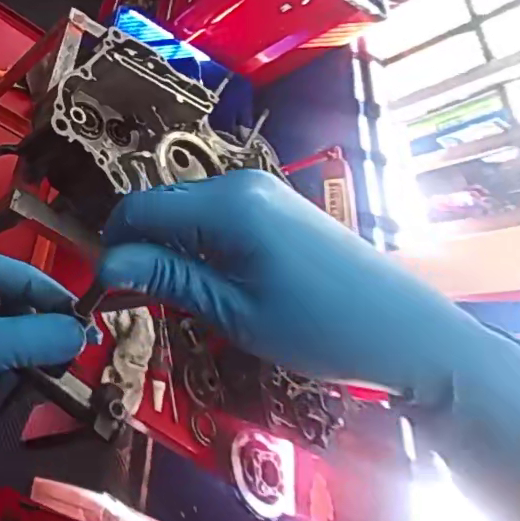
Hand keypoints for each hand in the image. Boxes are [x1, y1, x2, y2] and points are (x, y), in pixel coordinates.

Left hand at [0, 241, 92, 470]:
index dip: (60, 303)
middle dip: (40, 329)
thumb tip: (82, 334)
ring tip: (43, 372)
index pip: (25, 275)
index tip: (94, 332)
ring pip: (1, 322)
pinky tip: (5, 377)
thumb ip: (28, 339)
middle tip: (72, 362)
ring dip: (20, 347)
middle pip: (15, 298)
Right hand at [95, 170, 519, 481]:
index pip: (138, 209)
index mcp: (226, 204)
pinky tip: (205, 278)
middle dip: (137, 248)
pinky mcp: (274, 205)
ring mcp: (259, 190)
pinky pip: (212, 215)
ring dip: (164, 248)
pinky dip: (194, 244)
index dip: (113, 245)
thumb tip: (102, 266)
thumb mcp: (232, 311)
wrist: (417, 336)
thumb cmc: (322, 330)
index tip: (108, 288)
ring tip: (170, 295)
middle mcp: (238, 183)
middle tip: (136, 299)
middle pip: (158, 206)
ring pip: (182, 211)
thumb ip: (164, 278)